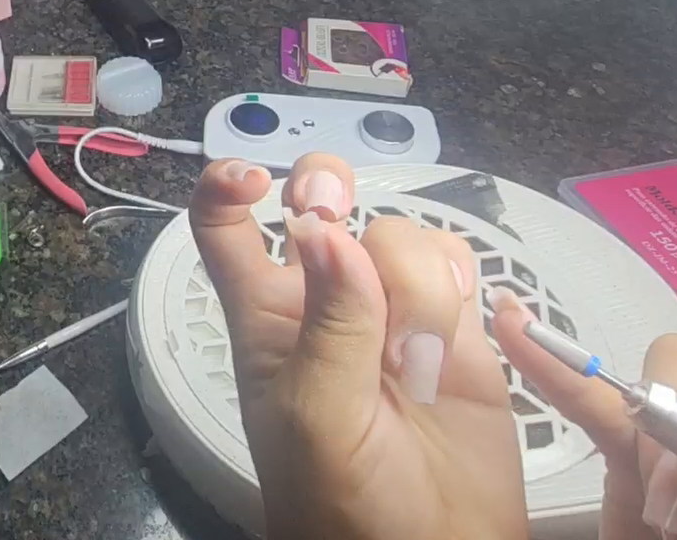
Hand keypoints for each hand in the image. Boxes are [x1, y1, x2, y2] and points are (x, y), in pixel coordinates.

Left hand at [191, 153, 527, 539]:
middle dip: (327, 190)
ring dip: (411, 281)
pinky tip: (450, 343)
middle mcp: (318, 290)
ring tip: (411, 363)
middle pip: (315, 197)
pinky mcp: (449, 323)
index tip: (254, 179)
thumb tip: (326, 231)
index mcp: (261, 306)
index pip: (220, 224)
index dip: (223, 185)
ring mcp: (386, 301)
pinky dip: (455, 286)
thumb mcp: (318, 414)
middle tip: (336, 218)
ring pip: (395, 230)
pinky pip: (452, 263)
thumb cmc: (341, 496)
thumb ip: (327, 324)